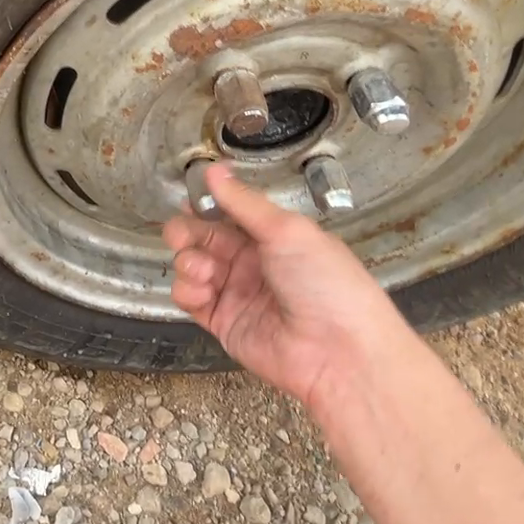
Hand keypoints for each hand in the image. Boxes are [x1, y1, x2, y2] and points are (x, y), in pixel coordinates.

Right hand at [164, 164, 408, 407]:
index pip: (227, 212)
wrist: (340, 353)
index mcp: (272, 235)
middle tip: (184, 234)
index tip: (192, 199)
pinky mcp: (222, 321)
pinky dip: (187, 290)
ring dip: (188, 262)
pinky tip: (202, 290)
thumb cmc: (331, 288)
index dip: (206, 205)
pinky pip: (189, 298)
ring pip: (191, 265)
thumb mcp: (287, 230)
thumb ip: (243, 202)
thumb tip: (215, 171)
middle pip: (202, 237)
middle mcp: (252, 262)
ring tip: (203, 269)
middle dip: (186, 232)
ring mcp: (236, 292)